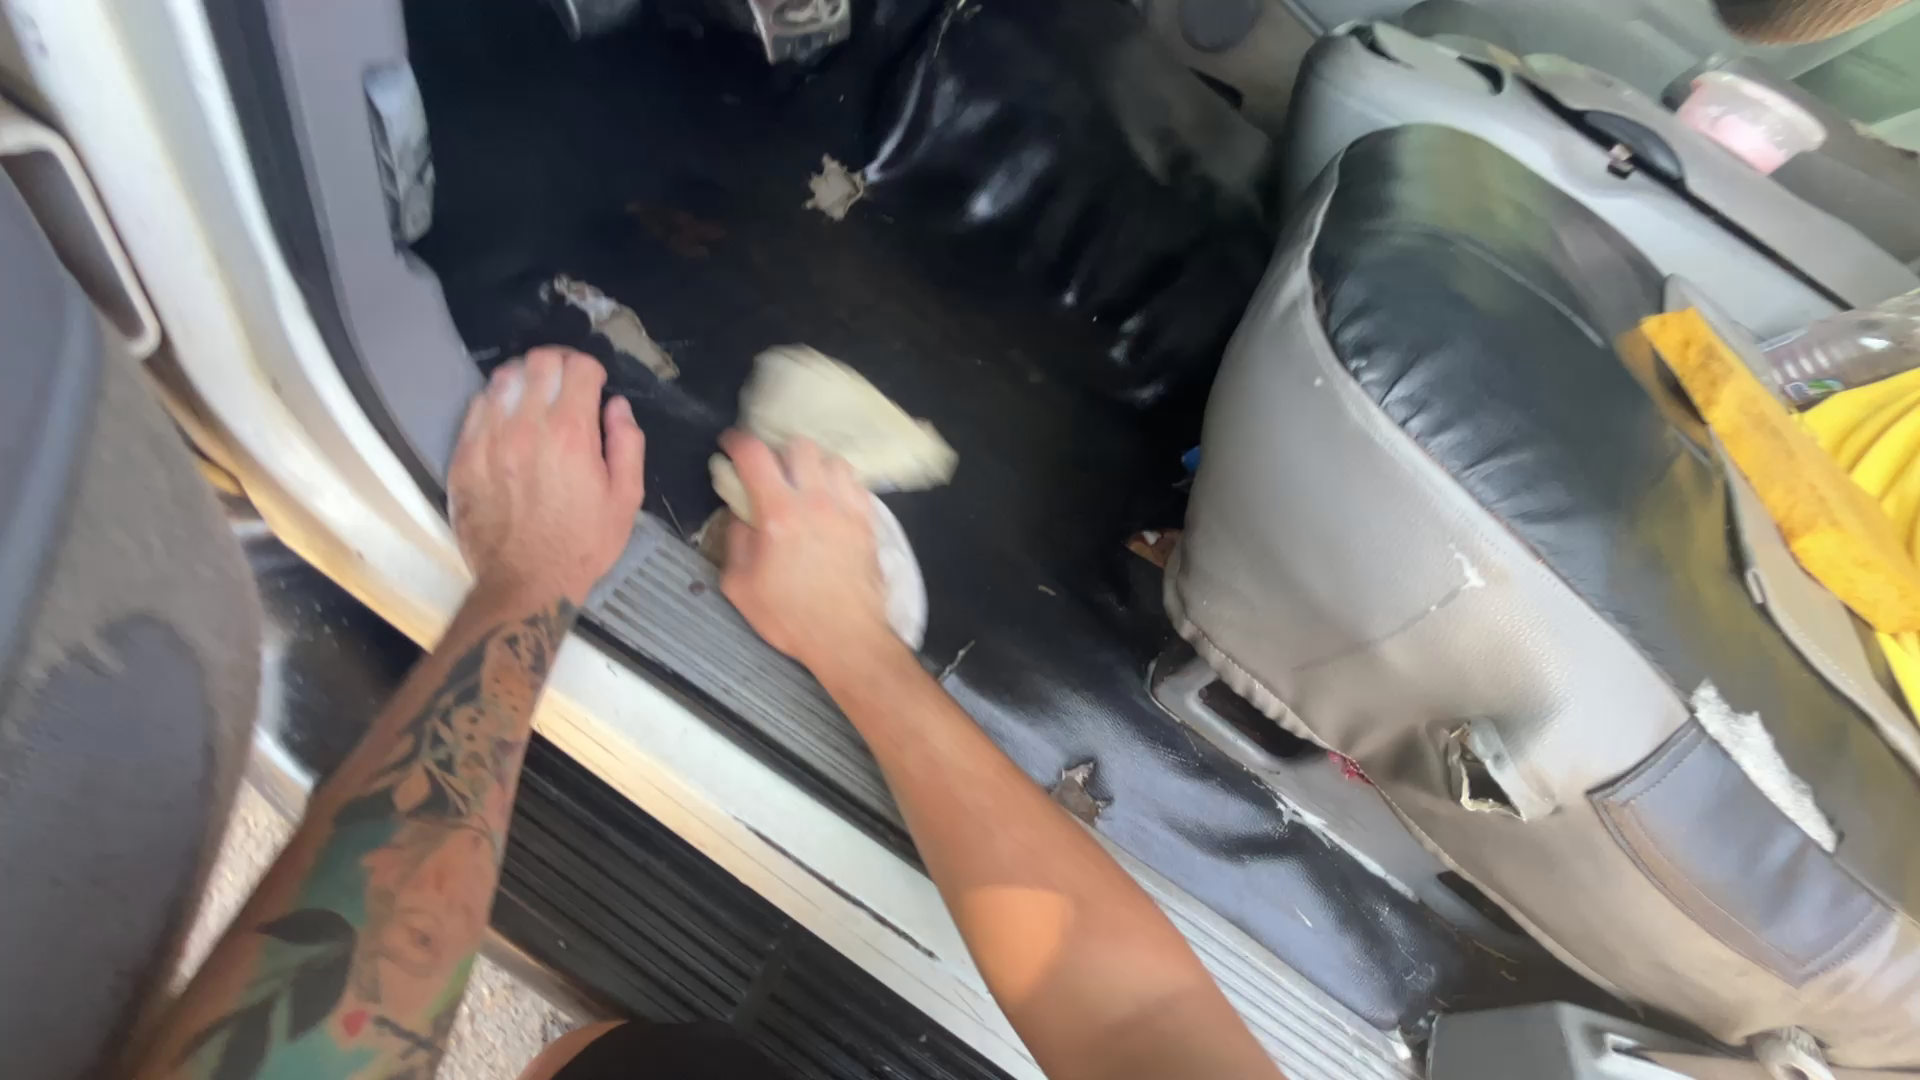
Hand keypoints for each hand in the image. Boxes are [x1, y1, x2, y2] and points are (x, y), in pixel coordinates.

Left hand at [449, 346, 645, 604]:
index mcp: (571, 434)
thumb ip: (627, 444)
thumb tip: (618, 407)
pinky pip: (476, 408)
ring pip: (502, 378)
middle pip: (537, 363)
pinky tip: (511, 419)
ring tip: (539, 396)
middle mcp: (525, 427)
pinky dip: (498, 402)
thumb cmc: (584, 543)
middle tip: (570, 381)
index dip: (592, 368)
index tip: (598, 383)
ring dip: (526, 378)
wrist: (526, 582)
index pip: (577, 368)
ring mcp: (487, 439)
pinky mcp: (463, 456)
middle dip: (559, 363)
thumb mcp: (626, 498)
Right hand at [719, 432, 898, 675]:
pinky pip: (857, 484)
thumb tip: (741, 516)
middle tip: (770, 468)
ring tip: (805, 481)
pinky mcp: (869, 522)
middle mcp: (816, 501)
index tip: (730, 444)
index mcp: (779, 513)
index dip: (737, 441)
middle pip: (800, 446)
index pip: (755, 455)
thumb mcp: (740, 586)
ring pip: (834, 459)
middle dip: (779, 450)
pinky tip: (832, 499)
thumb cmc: (790, 617)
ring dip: (815, 463)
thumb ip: (736, 542)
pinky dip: (841, 482)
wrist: (847, 637)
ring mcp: (848, 509)